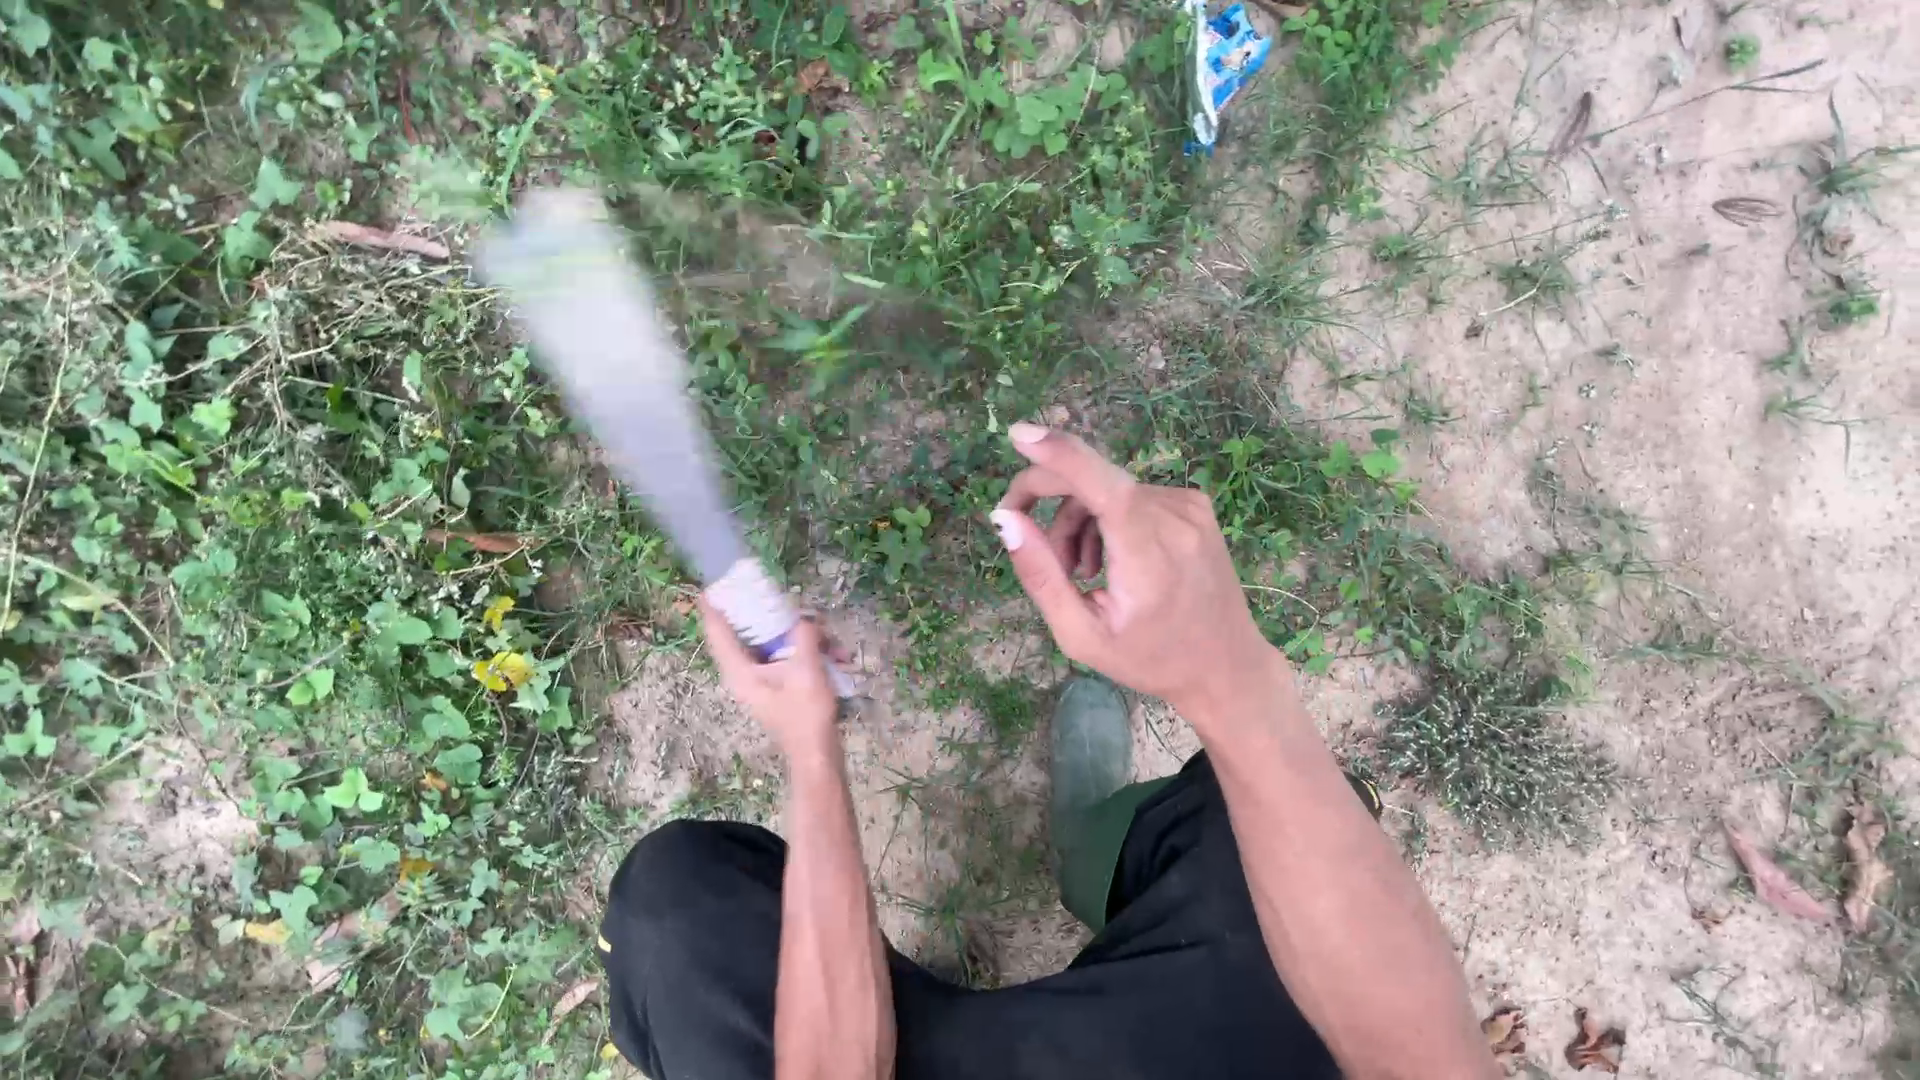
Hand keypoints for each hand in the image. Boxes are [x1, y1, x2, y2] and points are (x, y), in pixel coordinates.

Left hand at [698, 598, 839, 756]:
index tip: (712, 585)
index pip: (718, 633)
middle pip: (750, 633)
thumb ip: (804, 636)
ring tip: (836, 648)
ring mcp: (762, 680)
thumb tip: (805, 618)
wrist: (818, 753)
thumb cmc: (806, 714)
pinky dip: (812, 654)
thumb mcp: (807, 669)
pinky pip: (790, 657)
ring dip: (808, 640)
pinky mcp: (779, 684)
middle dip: (776, 618)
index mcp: (741, 671)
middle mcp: (746, 674)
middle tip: (791, 603)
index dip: (713, 608)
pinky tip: (839, 659)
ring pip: (777, 643)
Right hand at [989, 423, 1289, 729]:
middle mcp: (1173, 516)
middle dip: (1045, 500)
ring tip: (1079, 573)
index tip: (1018, 434)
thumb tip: (1004, 520)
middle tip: (1025, 541)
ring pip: (1105, 489)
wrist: (1226, 665)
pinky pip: (1129, 495)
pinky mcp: (1193, 503)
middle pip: (1091, 480)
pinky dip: (1105, 519)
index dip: (1058, 453)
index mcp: (1148, 553)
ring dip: (1077, 520)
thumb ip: (1041, 575)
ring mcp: (1188, 505)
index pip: (1102, 483)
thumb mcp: (1081, 634)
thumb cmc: (1150, 660)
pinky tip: (1108, 561)